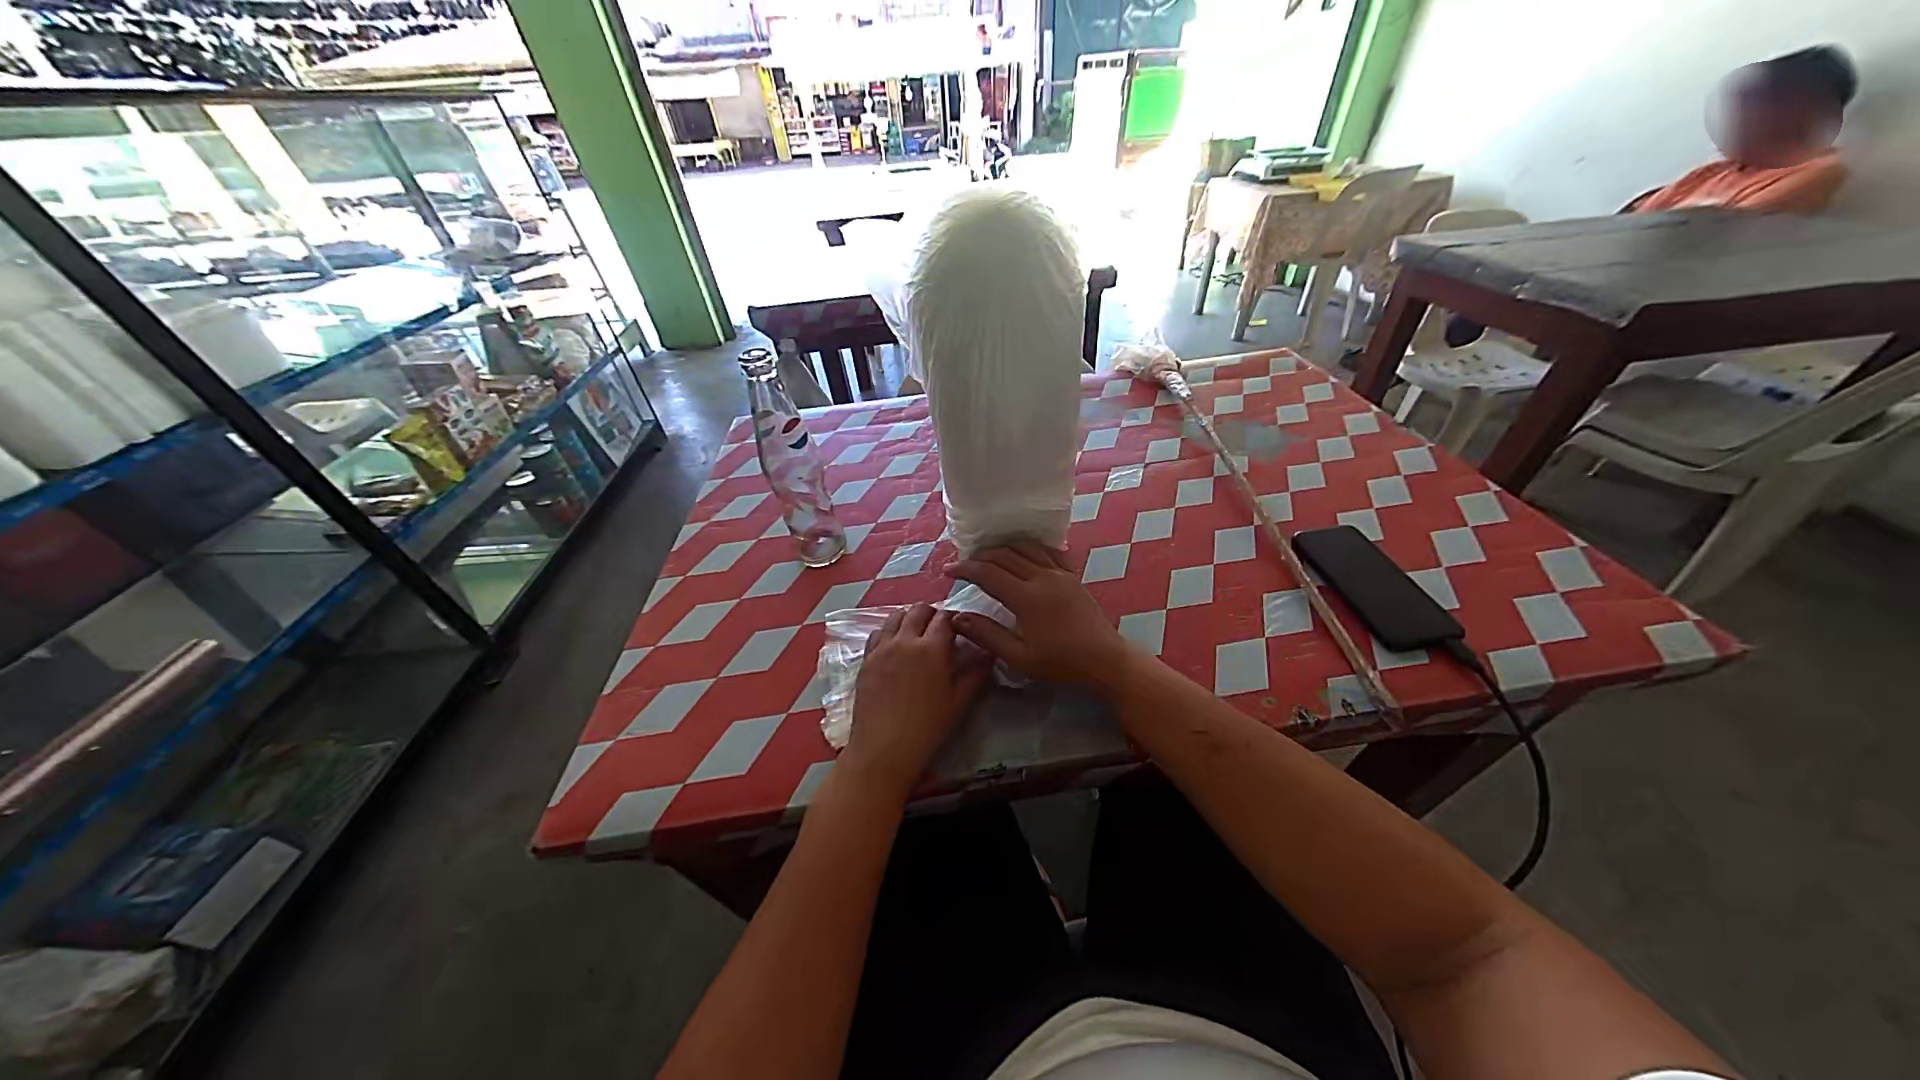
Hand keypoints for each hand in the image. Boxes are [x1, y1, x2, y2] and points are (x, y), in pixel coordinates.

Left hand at [841, 604, 990, 798]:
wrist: (883, 749)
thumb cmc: (926, 728)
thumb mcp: (958, 702)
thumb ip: (975, 674)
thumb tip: (989, 653)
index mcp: (932, 648)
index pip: (946, 618)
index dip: (955, 619)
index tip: (961, 629)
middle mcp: (905, 640)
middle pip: (919, 610)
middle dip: (932, 614)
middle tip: (940, 630)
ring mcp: (881, 649)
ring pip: (895, 617)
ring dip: (909, 618)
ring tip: (917, 635)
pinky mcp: (866, 660)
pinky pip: (877, 634)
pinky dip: (889, 632)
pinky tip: (895, 646)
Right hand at [946, 542, 1134, 690]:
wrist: (1105, 660)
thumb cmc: (1060, 663)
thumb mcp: (1018, 657)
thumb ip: (987, 635)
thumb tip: (956, 617)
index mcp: (1026, 597)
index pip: (988, 573)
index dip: (965, 569)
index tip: (949, 570)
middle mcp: (1042, 577)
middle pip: (1004, 555)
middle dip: (980, 556)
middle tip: (964, 564)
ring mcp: (1060, 574)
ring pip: (1025, 548)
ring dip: (1003, 548)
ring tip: (988, 556)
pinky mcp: (1072, 576)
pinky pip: (1047, 551)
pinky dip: (1029, 547)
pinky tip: (1022, 552)